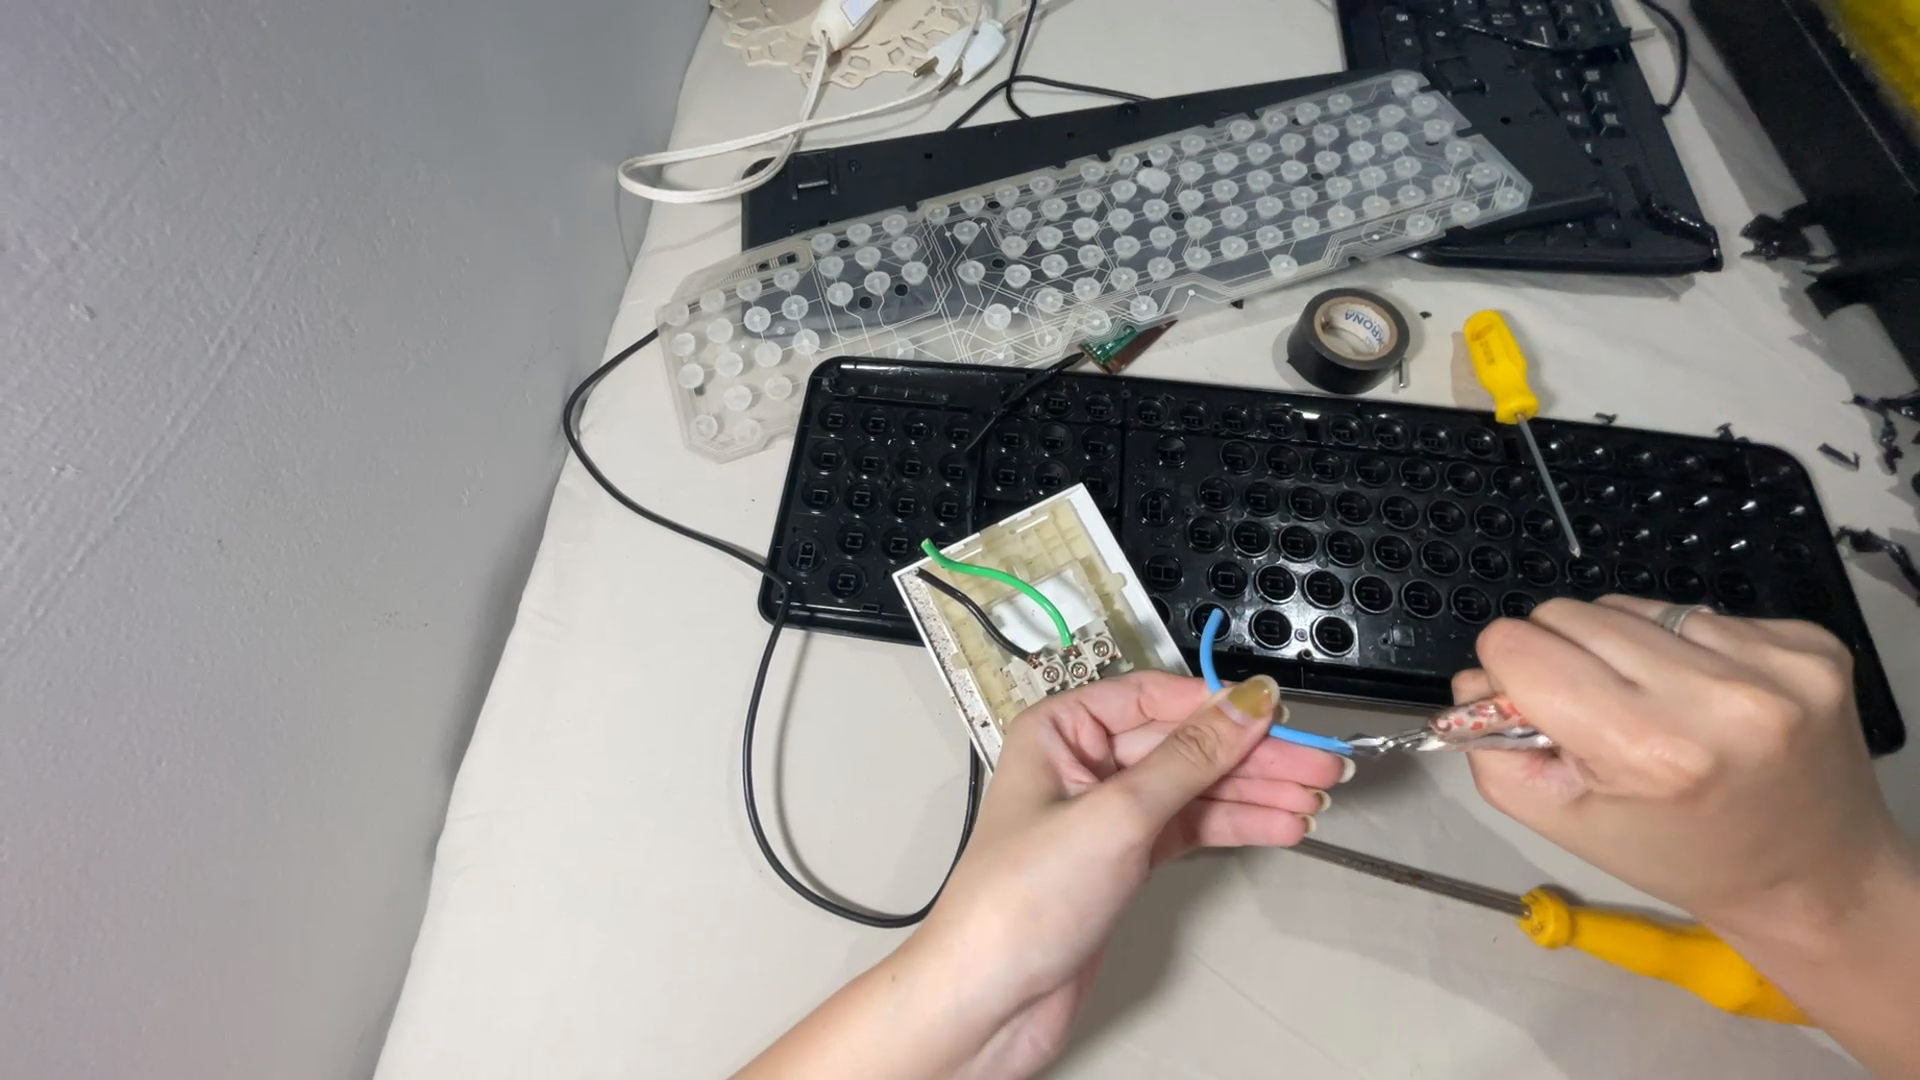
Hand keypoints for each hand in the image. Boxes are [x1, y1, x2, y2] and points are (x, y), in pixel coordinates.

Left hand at [909, 672, 1347, 1079]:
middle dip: (1249, 753)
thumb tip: (1242, 705)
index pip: (1151, 697)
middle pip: (1180, 742)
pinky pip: (1189, 825)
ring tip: (1313, 796)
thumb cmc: (1018, 898)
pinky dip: (1233, 824)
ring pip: (1192, 785)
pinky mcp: (1125, 855)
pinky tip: (1278, 823)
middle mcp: (1082, 762)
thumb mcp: (1115, 814)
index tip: (1276, 710)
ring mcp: (1106, 811)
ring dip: (1253, 791)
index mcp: (1060, 729)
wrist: (991, 998)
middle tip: (1316, 761)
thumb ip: (1187, 758)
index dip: (1216, 703)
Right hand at [1456, 595, 1911, 941]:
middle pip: (1563, 614)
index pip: (1515, 644)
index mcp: (1648, 747)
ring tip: (1646, 699)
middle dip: (1553, 652)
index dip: (1504, 673)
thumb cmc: (1664, 851)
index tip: (1532, 711)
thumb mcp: (1543, 811)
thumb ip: (1483, 739)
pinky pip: (1682, 611)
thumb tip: (1480, 677)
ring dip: (1611, 645)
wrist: (1817, 879)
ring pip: (1620, 606)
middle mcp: (1720, 694)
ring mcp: (1775, 663)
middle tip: (1587, 707)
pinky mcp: (1809, 642)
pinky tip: (1695, 692)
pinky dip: (1668, 645)